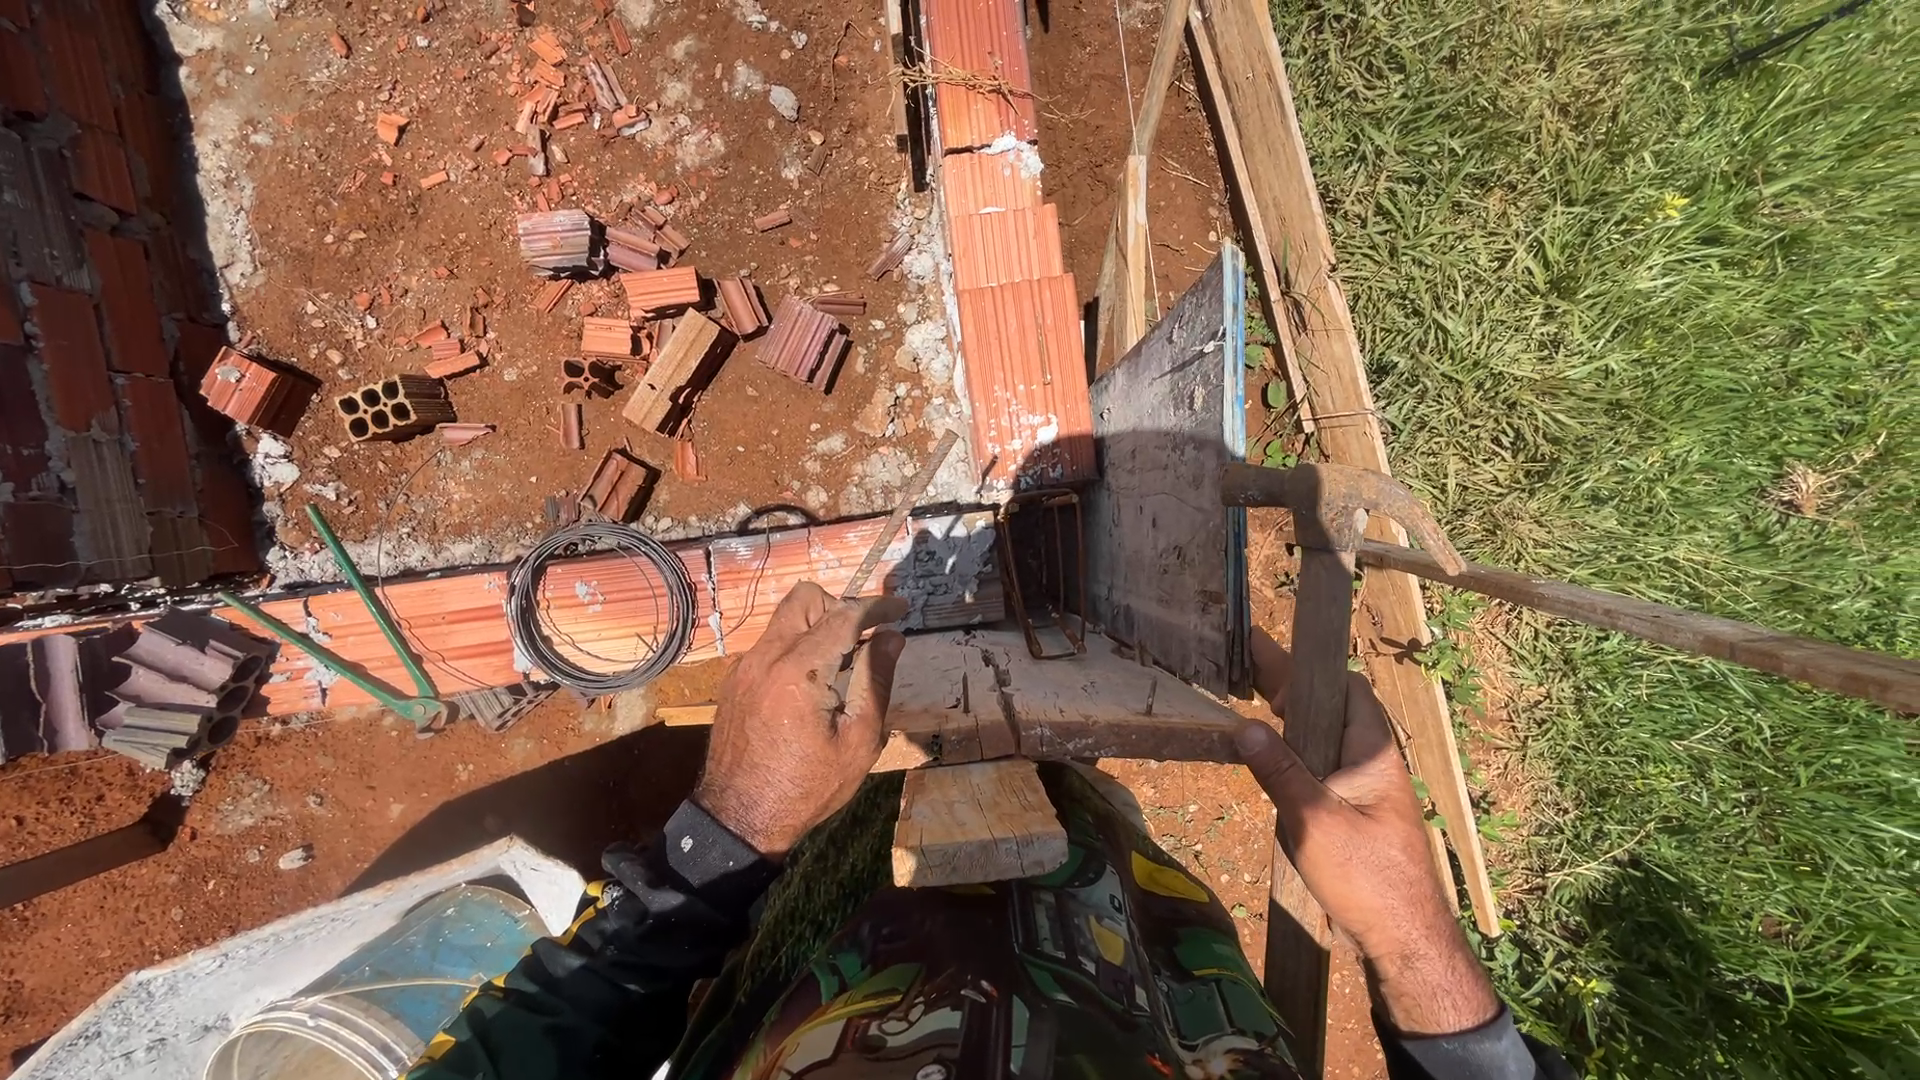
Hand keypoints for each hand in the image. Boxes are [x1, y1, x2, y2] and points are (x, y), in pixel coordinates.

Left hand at [693, 582, 907, 859]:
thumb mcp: (859, 740)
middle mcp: (768, 656)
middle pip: (806, 597)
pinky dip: (797, 645)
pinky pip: (771, 643)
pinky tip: (811, 684)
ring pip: (785, 617)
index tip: (900, 610)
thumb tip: (891, 638)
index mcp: (802, 670)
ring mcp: (746, 665)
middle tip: (863, 636)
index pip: (845, 614)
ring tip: (840, 661)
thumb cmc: (808, 786)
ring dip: (817, 624)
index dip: (878, 607)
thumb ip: (876, 681)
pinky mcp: (735, 679)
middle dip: (840, 605)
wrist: (741, 816)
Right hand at [1236, 630, 1499, 1034]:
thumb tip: (1242, 725)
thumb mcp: (1314, 821)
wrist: (1404, 939)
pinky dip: (1292, 745)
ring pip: (1324, 733)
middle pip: (1331, 705)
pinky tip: (1267, 752)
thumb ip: (1279, 771)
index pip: (1347, 687)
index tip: (1266, 668)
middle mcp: (1371, 759)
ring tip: (1247, 701)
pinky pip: (1320, 759)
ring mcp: (1364, 784)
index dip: (1309, 672)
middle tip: (1242, 669)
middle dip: (1289, 684)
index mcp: (1372, 750)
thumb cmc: (1366, 877)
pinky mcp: (1354, 807)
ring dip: (1290, 715)